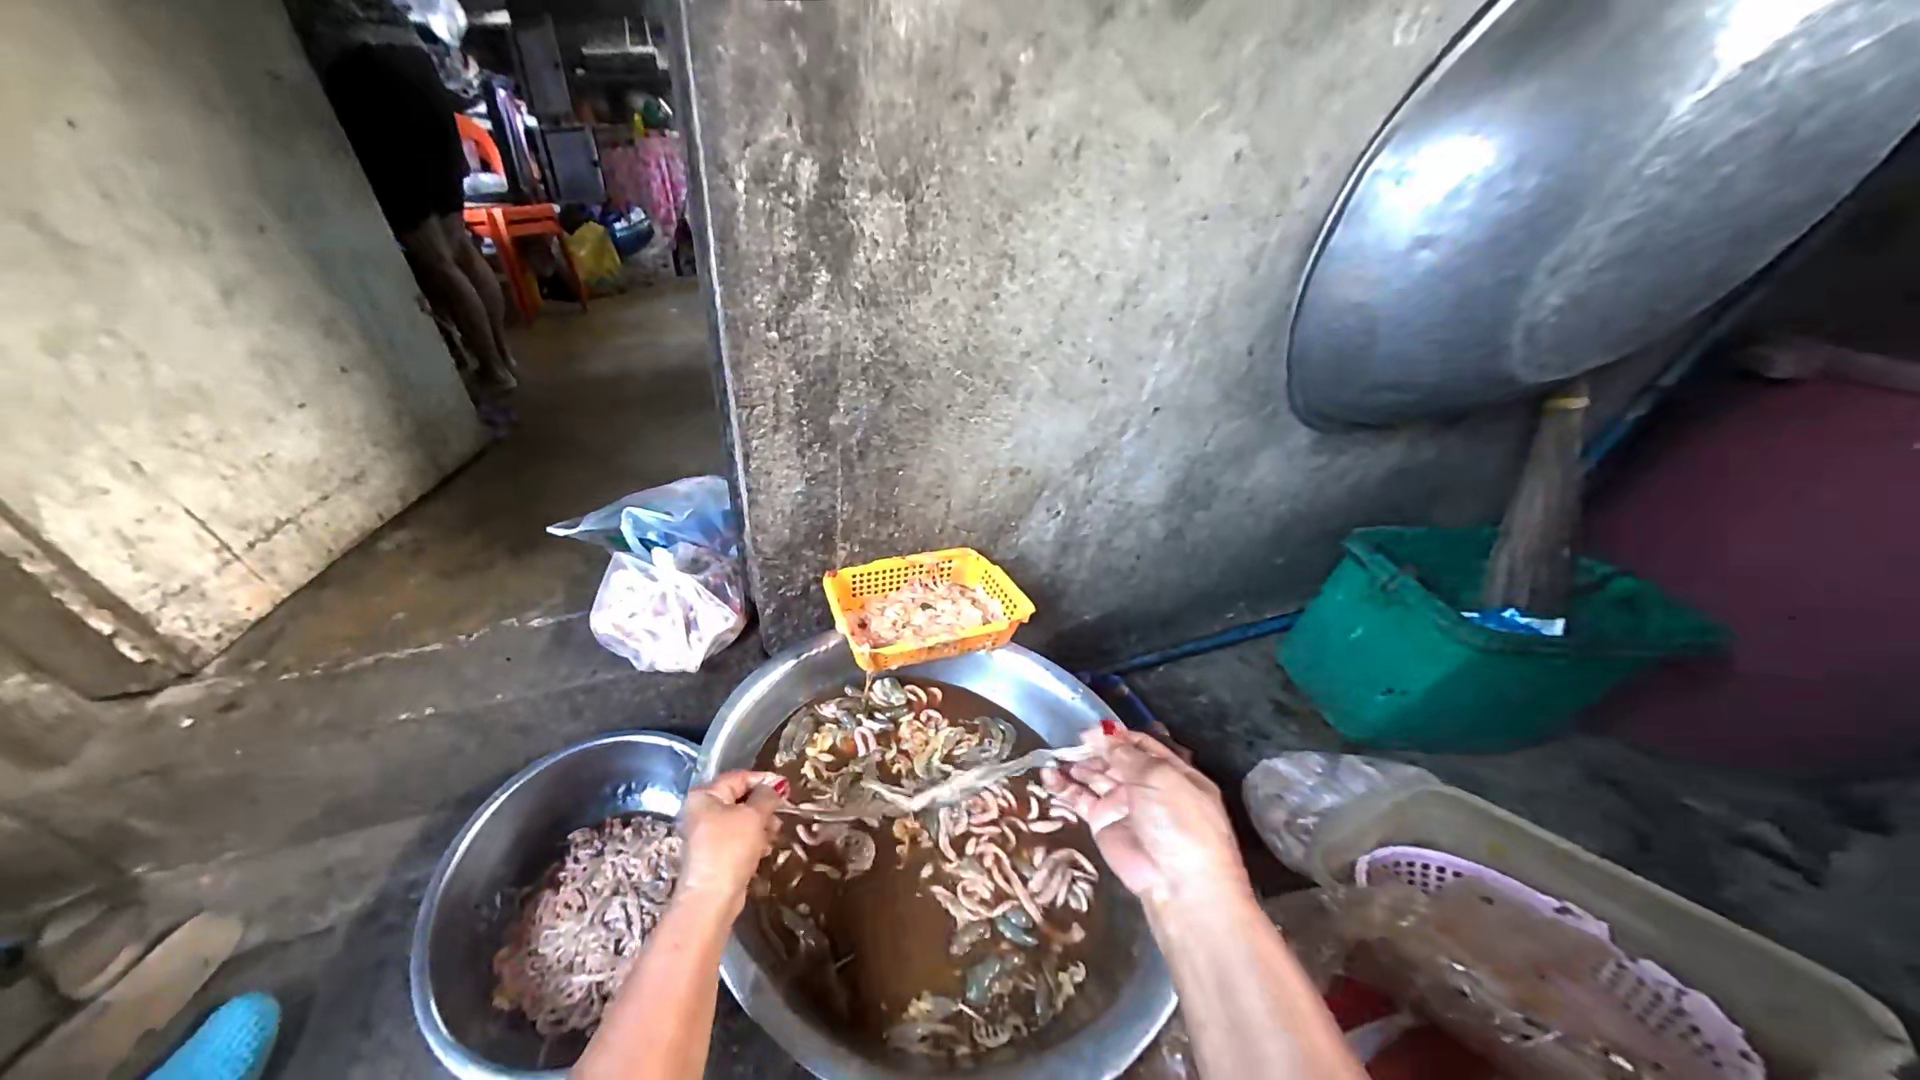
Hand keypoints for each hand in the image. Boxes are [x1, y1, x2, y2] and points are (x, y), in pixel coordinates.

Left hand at [678, 770, 786, 909]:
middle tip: (781, 813)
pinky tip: (764, 848)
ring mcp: (708, 833)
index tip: (786, 787)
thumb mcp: (753, 815)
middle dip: (764, 806)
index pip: (740, 777)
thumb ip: (767, 796)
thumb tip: (776, 786)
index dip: (765, 780)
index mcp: (705, 795)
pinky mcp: (716, 852)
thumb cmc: (730, 848)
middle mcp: (702, 811)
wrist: (712, 898)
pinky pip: (739, 837)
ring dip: (762, 824)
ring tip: (774, 834)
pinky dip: (753, 839)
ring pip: (742, 819)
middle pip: (741, 798)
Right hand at [1042, 726, 1250, 914]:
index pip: (1140, 744)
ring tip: (1053, 756)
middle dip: (1093, 749)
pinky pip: (1081, 800)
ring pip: (1095, 777)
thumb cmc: (1177, 819)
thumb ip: (1126, 754)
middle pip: (1114, 759)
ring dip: (1076, 765)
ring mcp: (1123, 804)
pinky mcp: (1103, 824)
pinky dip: (1063, 787)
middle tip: (1069, 744)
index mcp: (1170, 770)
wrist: (1177, 881)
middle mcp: (1146, 785)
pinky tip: (1048, 776)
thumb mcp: (1158, 776)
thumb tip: (1103, 735)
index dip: (1116, 735)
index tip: (1091, 730)